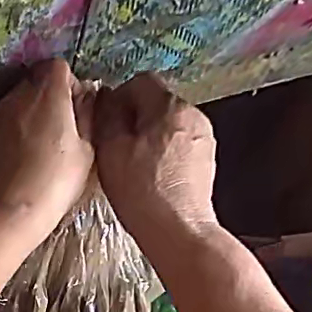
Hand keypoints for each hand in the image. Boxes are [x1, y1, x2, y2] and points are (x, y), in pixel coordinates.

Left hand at [0, 59, 94, 250]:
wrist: (7, 213)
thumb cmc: (54, 182)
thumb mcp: (87, 150)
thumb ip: (89, 117)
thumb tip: (88, 98)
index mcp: (47, 93)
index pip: (57, 67)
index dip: (69, 84)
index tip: (77, 108)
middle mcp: (16, 97)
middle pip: (34, 82)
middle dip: (49, 98)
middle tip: (61, 128)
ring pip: (16, 103)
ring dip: (29, 115)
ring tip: (41, 147)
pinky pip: (2, 124)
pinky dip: (12, 133)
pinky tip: (21, 159)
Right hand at [91, 72, 218, 250]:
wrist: (179, 229)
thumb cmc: (141, 191)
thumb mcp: (111, 151)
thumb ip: (108, 117)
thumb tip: (107, 98)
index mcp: (170, 107)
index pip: (140, 81)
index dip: (117, 98)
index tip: (105, 123)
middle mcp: (193, 114)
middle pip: (156, 102)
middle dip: (133, 118)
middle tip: (114, 147)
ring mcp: (203, 136)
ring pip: (166, 123)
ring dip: (147, 136)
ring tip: (131, 164)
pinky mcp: (206, 158)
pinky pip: (177, 142)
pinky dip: (161, 152)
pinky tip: (150, 176)